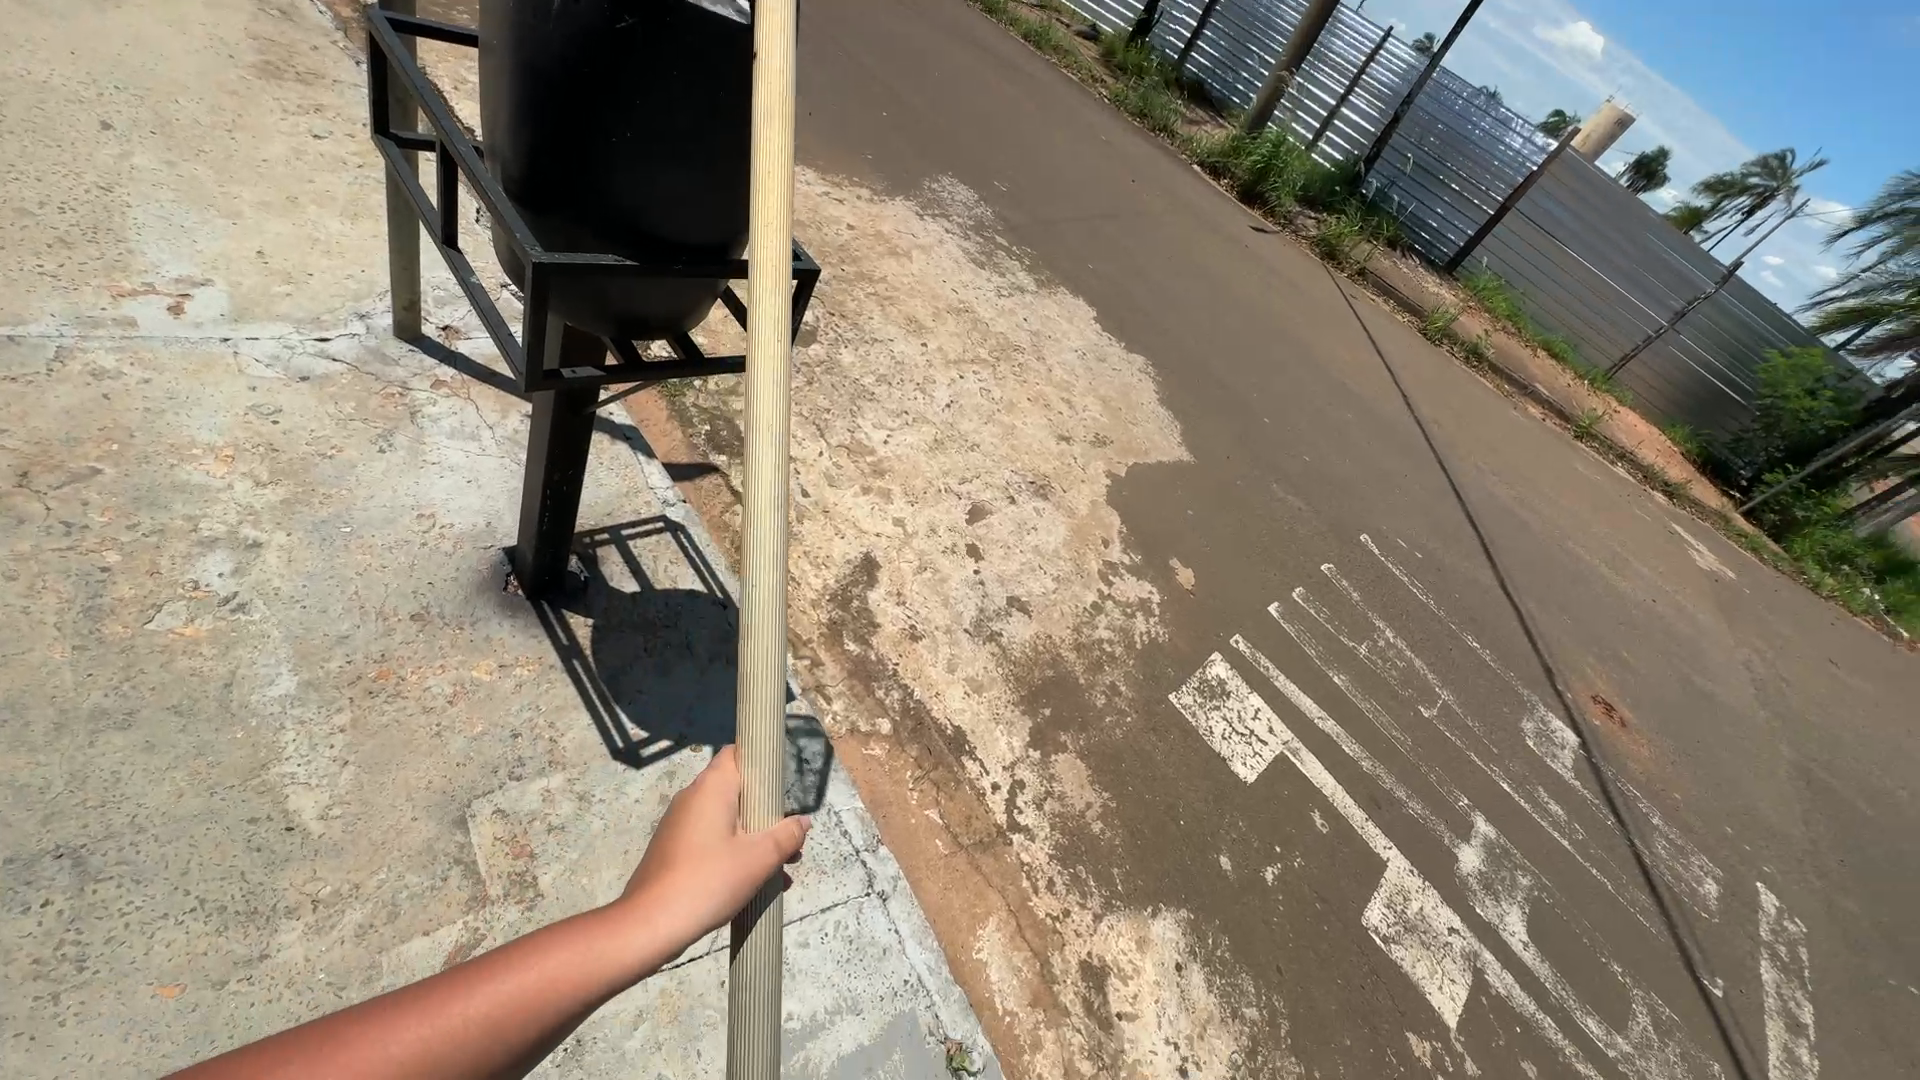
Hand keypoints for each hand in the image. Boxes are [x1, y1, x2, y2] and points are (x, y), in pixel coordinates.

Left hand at [613, 745, 810, 965]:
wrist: (648, 926)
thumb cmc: (708, 880)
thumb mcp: (759, 859)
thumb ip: (786, 836)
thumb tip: (803, 822)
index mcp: (712, 787)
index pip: (737, 752)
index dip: (762, 762)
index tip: (784, 784)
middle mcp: (693, 797)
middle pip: (737, 791)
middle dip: (767, 813)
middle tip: (790, 839)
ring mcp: (680, 825)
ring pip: (727, 820)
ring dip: (754, 838)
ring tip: (782, 869)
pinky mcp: (673, 850)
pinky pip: (712, 840)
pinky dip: (734, 852)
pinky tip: (754, 884)